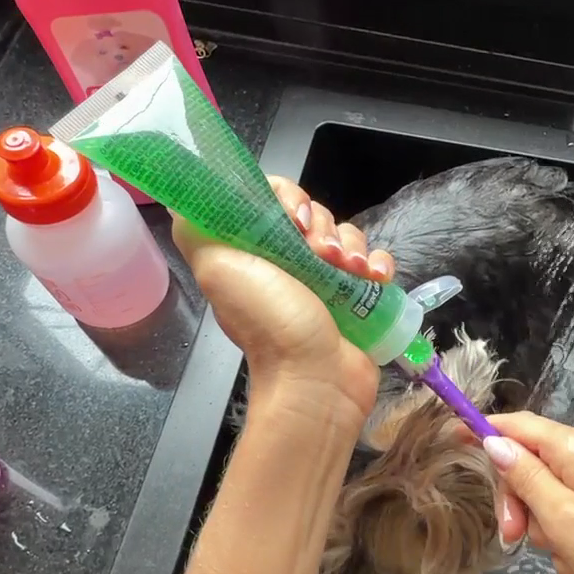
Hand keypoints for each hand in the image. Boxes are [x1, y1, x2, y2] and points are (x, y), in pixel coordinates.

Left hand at [172, 177, 394, 433]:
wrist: (317, 379)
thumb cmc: (270, 324)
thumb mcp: (218, 268)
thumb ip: (200, 227)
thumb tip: (195, 194)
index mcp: (253, 251)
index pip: (272, 197)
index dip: (286, 197)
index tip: (292, 220)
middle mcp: (286, 262)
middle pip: (313, 213)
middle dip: (323, 226)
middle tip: (322, 255)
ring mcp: (325, 280)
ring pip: (346, 235)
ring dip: (353, 247)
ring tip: (353, 273)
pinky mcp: (358, 296)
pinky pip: (374, 260)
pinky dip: (379, 263)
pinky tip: (376, 278)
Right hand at [480, 412, 573, 573]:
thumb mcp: (567, 524)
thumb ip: (527, 480)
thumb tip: (494, 442)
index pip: (519, 425)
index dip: (483, 431)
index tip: (450, 443)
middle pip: (534, 459)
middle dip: (520, 498)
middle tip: (518, 540)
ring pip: (554, 486)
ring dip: (548, 521)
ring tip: (568, 557)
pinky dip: (571, 527)